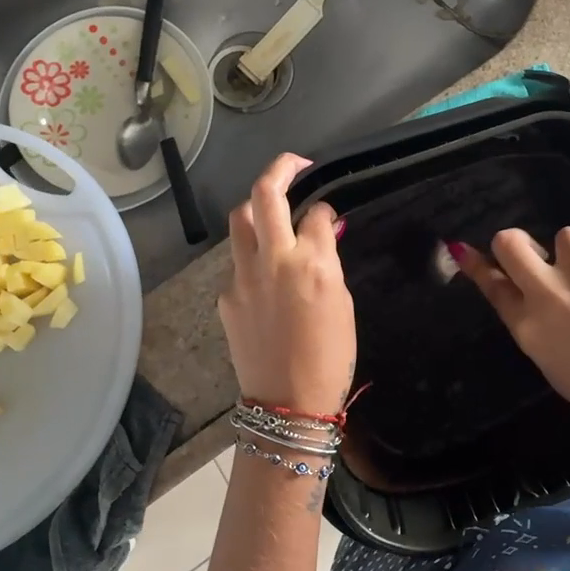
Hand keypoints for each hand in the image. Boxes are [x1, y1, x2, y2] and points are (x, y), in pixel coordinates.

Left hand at [218, 154, 354, 414]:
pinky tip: (265, 277)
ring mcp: (243, 276)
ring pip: (240, 219)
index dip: (324, 208)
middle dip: (281, 168)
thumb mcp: (342, 302)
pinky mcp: (226, 295)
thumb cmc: (330, 357)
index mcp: (312, 263)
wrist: (288, 405)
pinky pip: (237, 261)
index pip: (316, 213)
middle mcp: (274, 260)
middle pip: (265, 193)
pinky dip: (251, 256)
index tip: (327, 213)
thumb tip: (323, 232)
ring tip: (271, 211)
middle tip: (295, 165)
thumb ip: (329, 260)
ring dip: (257, 207)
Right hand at [454, 228, 569, 444]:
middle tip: (536, 256)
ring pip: (565, 235)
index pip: (491, 284)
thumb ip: (535, 324)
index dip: (476, 264)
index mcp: (528, 327)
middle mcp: (548, 292)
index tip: (463, 247)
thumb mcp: (553, 363)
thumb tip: (529, 296)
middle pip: (511, 242)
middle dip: (516, 243)